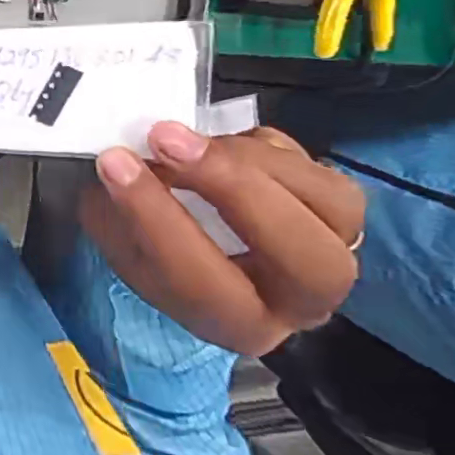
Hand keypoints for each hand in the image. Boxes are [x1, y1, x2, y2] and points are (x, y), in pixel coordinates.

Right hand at [82, 124, 364, 356]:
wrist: (182, 226)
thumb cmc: (144, 236)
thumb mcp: (113, 231)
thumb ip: (114, 206)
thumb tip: (117, 162)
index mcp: (231, 322)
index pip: (205, 287)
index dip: (157, 218)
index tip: (113, 161)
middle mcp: (298, 301)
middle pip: (306, 262)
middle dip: (231, 188)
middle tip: (164, 139)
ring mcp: (332, 253)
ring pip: (329, 207)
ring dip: (245, 159)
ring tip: (181, 133)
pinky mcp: (341, 210)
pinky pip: (324, 174)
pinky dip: (265, 146)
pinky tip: (214, 140)